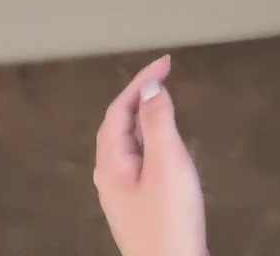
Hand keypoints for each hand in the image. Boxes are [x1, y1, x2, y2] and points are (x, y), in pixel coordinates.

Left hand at [94, 56, 206, 255]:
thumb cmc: (170, 217)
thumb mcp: (167, 162)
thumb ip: (157, 122)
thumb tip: (150, 87)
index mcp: (111, 164)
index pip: (119, 111)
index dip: (140, 81)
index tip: (168, 61)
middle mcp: (110, 177)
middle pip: (118, 126)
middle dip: (139, 95)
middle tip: (168, 74)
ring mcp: (122, 194)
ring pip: (127, 143)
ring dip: (143, 115)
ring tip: (166, 98)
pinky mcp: (137, 205)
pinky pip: (138, 157)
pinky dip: (149, 136)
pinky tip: (166, 141)